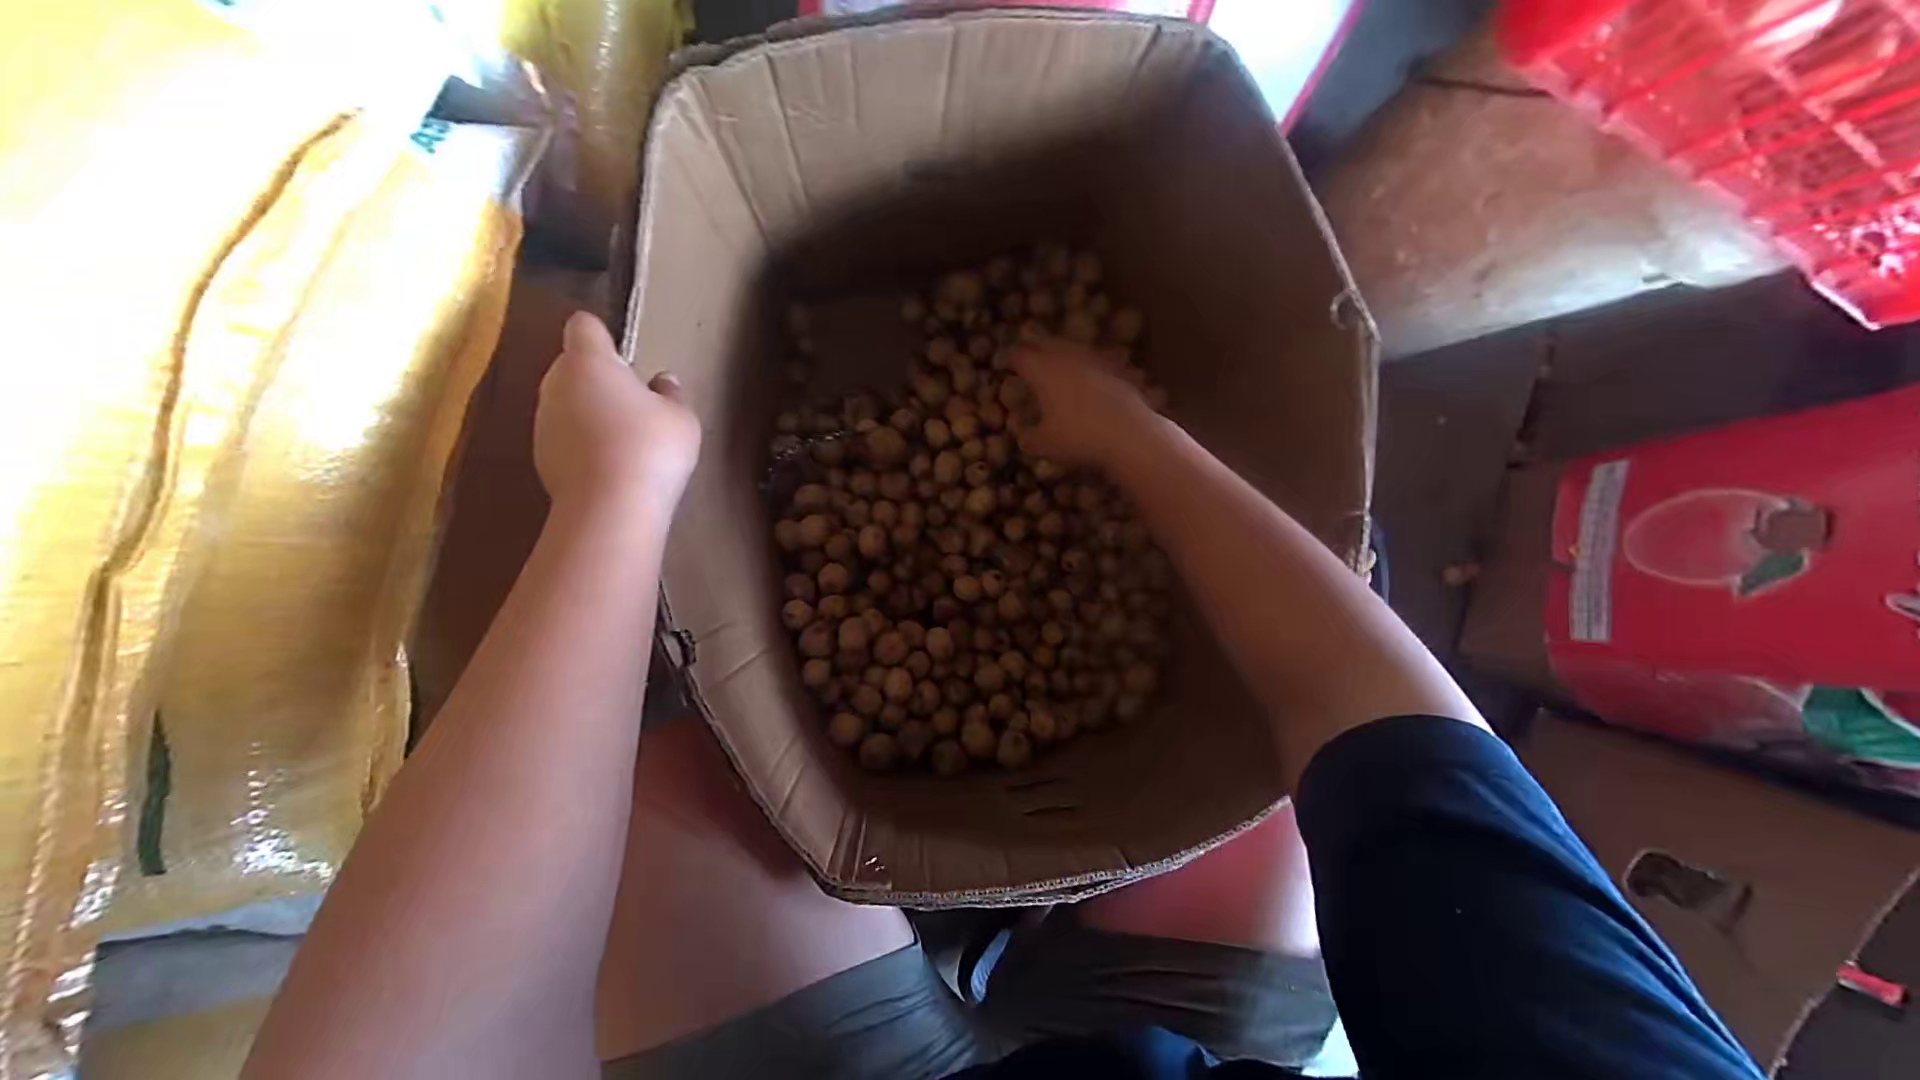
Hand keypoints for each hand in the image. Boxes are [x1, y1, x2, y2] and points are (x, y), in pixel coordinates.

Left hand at [534, 312, 700, 515]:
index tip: (626, 355)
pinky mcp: (541, 457)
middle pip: (572, 366)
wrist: (610, 508)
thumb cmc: (651, 449)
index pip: (585, 327)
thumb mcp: (681, 419)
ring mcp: (543, 422)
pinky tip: (611, 466)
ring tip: (624, 439)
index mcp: (589, 362)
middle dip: (598, 377)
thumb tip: (662, 381)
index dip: (603, 335)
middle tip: (634, 402)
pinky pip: (564, 437)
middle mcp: (556, 384)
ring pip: (566, 403)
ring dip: (589, 412)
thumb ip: (672, 394)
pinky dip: (582, 443)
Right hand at [1011, 339, 1156, 468]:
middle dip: (1037, 352)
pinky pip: (1099, 363)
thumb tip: (1024, 436)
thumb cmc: (1078, 437)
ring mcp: (1097, 359)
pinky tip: (1093, 383)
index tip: (1004, 365)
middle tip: (1031, 364)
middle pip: (1047, 344)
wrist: (1130, 435)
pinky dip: (1091, 370)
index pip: (1020, 355)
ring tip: (1061, 371)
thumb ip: (1029, 438)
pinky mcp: (1120, 369)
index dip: (1009, 359)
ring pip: (1075, 350)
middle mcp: (1068, 356)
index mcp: (1043, 369)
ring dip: (1065, 358)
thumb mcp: (1044, 444)